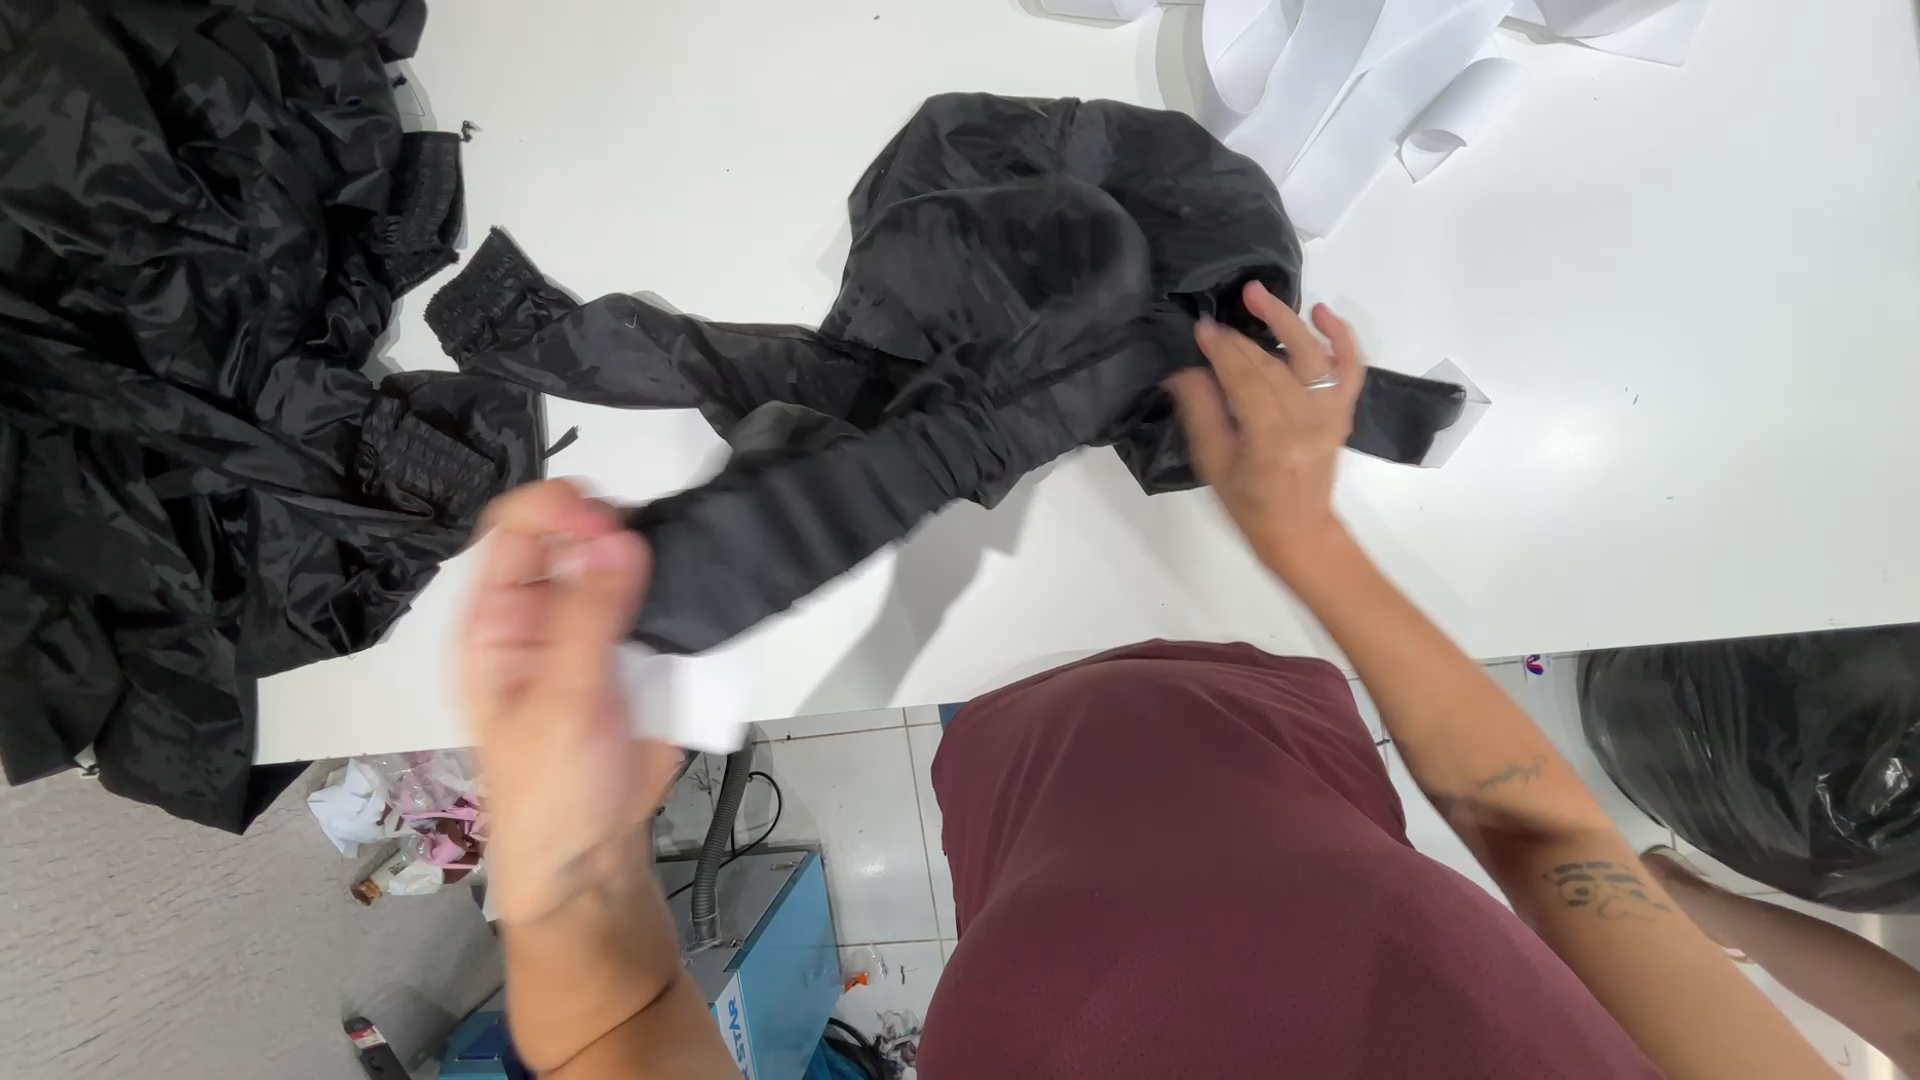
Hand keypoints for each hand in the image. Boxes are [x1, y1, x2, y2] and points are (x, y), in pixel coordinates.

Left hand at [459, 479, 682, 924]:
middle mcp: (545, 614)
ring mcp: (598, 628)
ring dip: (650, 555)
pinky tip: (691, 592)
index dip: (556, 513)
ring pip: (623, 563)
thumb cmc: (550, 790)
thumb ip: (587, 621)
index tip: (604, 522)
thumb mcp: (560, 704)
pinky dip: (678, 588)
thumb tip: (617, 541)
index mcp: (499, 622)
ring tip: (674, 570)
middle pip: (575, 536)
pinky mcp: (644, 647)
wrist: (597, 847)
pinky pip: (661, 599)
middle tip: (645, 546)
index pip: (516, 533)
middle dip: (610, 528)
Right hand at [1166, 281, 1365, 578]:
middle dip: (1239, 340)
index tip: (1201, 329)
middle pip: (1271, 365)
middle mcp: (1305, 420)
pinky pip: (1350, 366)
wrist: (1297, 529)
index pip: (1244, 379)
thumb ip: (1201, 413)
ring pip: (1308, 355)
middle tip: (1214, 323)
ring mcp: (1329, 413)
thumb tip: (1188, 370)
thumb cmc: (1248, 504)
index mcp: (1270, 438)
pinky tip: (1322, 312)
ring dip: (1285, 319)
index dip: (1221, 350)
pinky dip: (1341, 335)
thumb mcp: (1213, 464)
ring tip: (1258, 295)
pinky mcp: (1342, 411)